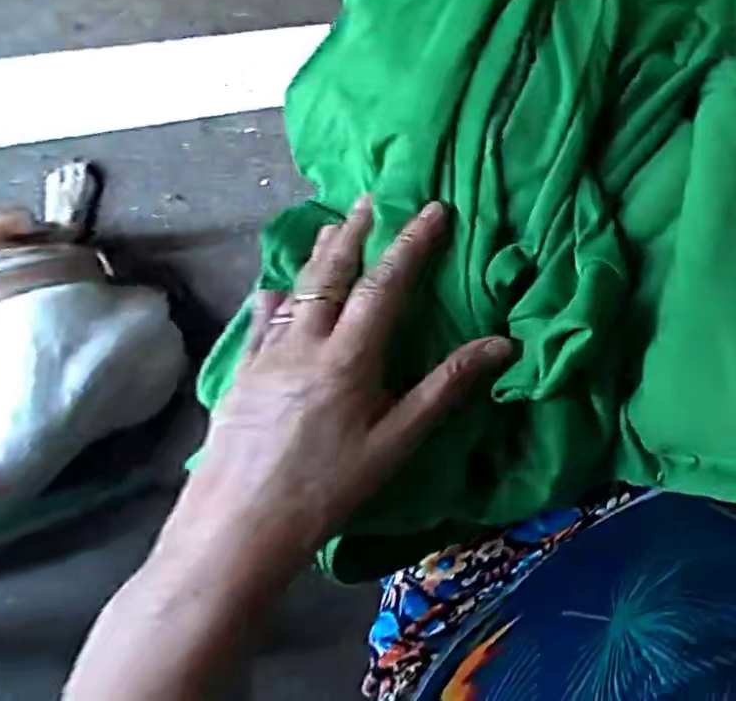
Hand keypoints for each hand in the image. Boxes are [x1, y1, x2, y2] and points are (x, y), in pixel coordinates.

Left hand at [159, 195, 511, 583]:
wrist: (230, 539)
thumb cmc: (327, 488)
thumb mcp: (398, 440)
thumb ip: (449, 385)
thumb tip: (505, 344)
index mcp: (348, 357)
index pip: (387, 284)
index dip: (413, 243)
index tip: (433, 209)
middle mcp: (303, 346)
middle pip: (333, 275)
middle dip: (356, 233)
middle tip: (372, 197)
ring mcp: (263, 360)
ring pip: (294, 293)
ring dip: (318, 255)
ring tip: (333, 225)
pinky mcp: (238, 380)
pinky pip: (257, 325)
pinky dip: (274, 298)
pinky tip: (274, 291)